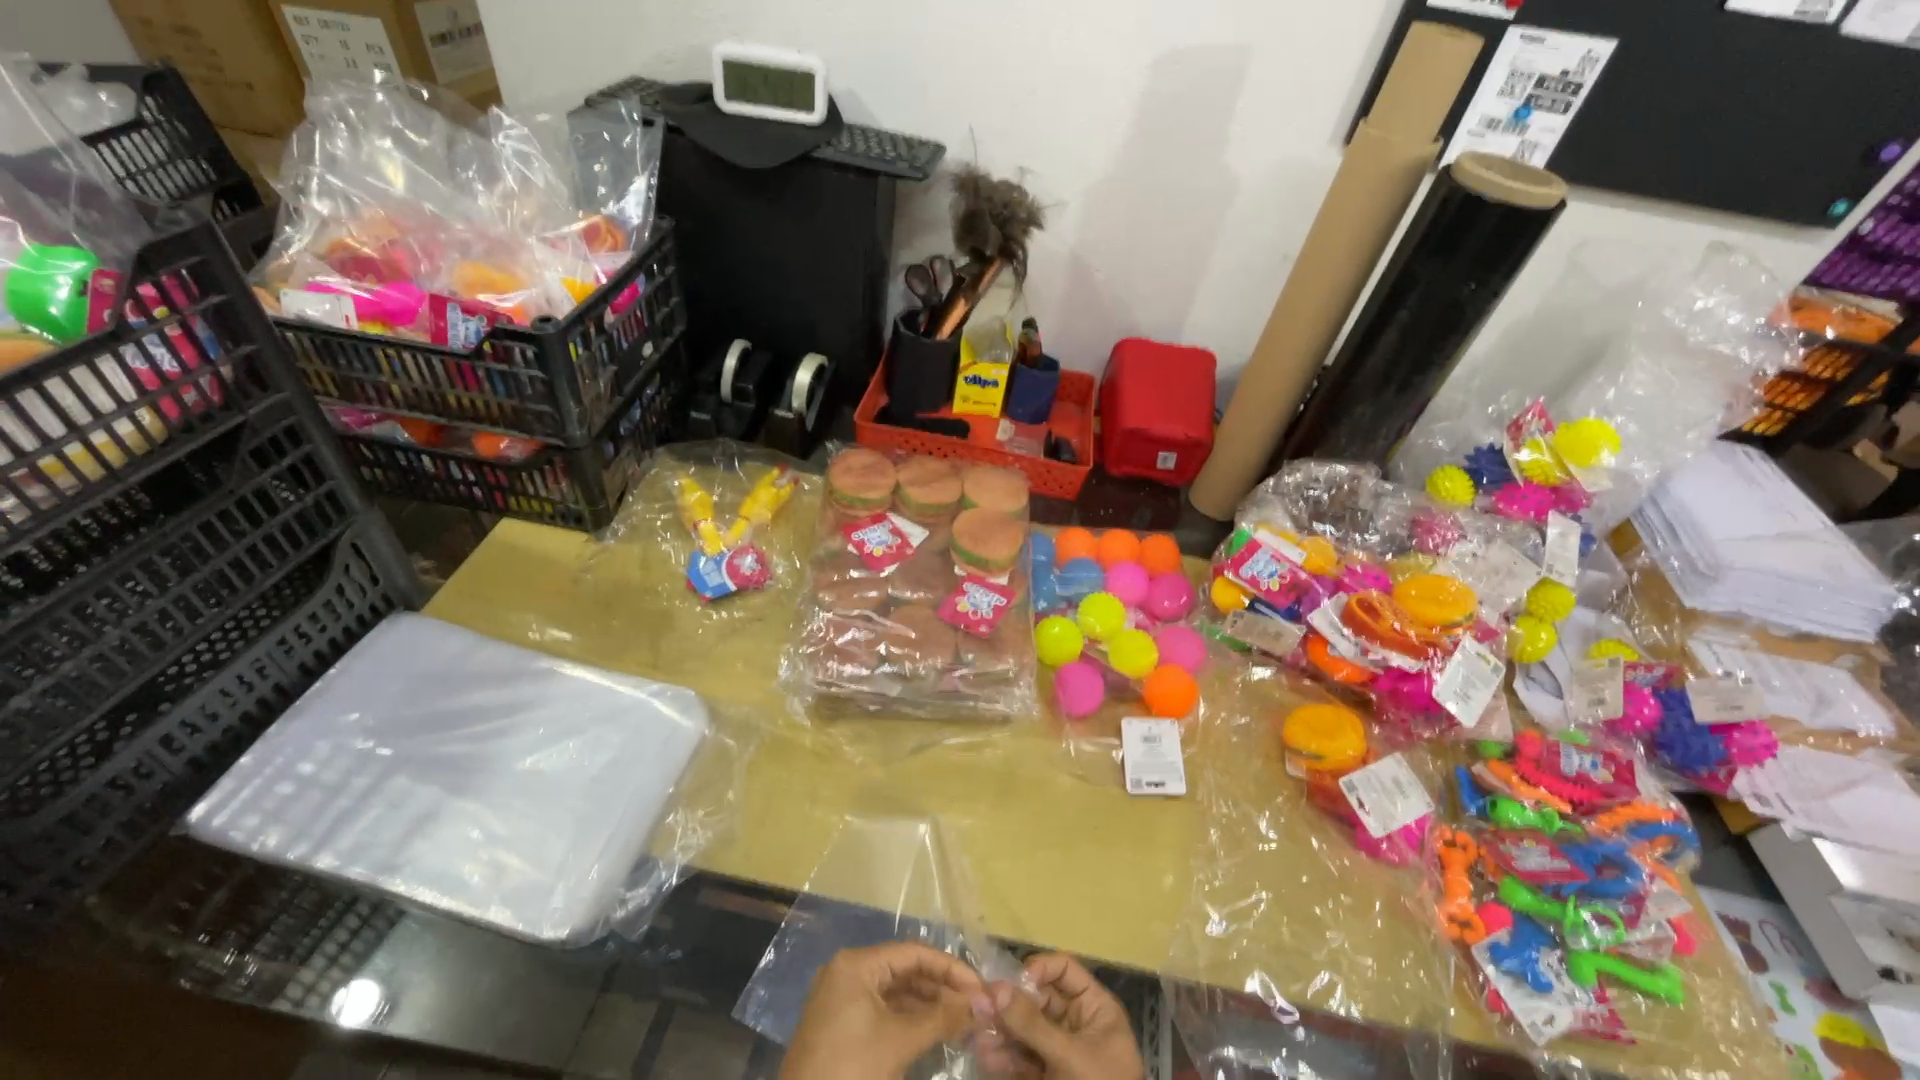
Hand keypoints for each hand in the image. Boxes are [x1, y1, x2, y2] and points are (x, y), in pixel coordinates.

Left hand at [781, 942, 985, 1079]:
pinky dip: (909, 1017)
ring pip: (895, 991)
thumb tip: (981, 1004)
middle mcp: (848, 971)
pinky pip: (882, 1009)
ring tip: (962, 1020)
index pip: (914, 953)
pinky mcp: (841, 1022)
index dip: (951, 969)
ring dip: (928, 1004)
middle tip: (975, 1006)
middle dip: (941, 987)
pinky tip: (935, 1030)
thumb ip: (943, 1017)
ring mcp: (842, 997)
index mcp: (857, 964)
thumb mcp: (901, 1040)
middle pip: (905, 969)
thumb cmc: (852, 1067)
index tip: (981, 988)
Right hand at [975, 953, 1143, 1079]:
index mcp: (1094, 1008)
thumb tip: (995, 988)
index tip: (1012, 983)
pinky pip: (1021, 1057)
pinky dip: (1003, 1057)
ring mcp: (1058, 1051)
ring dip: (1000, 1031)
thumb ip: (1033, 1024)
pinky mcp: (1045, 1075)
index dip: (1038, 969)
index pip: (1064, 970)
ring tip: (978, 1035)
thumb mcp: (1070, 1055)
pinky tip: (986, 1057)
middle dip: (1009, 1005)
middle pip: (1037, 999)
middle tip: (980, 1008)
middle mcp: (1075, 1023)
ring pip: (1024, 1030)